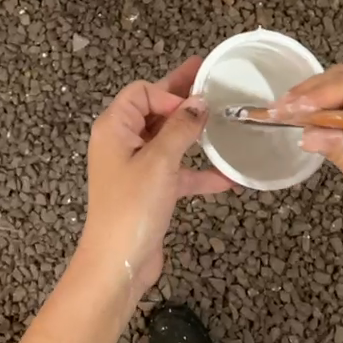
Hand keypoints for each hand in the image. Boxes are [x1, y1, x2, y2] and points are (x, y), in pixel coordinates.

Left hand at [78, 57, 235, 302]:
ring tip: (224, 121)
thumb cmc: (132, 206)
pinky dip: (197, 171)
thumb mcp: (159, 161)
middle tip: (210, 77)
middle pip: (155, 110)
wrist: (117, 265)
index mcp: (114, 127)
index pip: (142, 92)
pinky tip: (228, 178)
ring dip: (194, 135)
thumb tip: (200, 102)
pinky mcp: (148, 190)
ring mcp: (135, 167)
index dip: (169, 93)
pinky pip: (175, 171)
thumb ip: (181, 128)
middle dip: (183, 98)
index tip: (194, 109)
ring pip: (167, 140)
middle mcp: (121, 142)